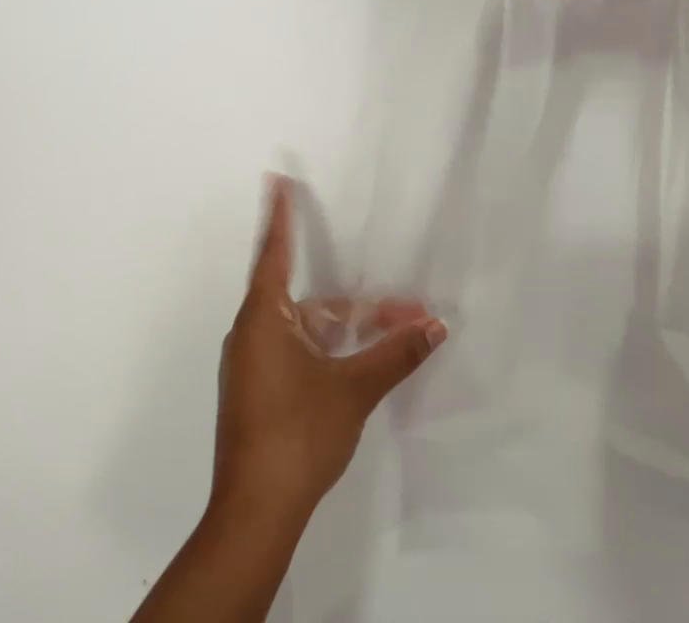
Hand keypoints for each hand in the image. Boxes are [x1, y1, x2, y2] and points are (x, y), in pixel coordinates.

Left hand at [212, 177, 447, 521]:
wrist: (257, 508)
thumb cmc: (299, 434)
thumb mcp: (354, 389)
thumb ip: (395, 354)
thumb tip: (435, 327)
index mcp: (264, 319)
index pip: (275, 254)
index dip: (281, 217)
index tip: (277, 179)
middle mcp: (252, 334)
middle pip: (310, 303)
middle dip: (360, 306)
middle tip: (410, 309)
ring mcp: (252, 366)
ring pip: (308, 333)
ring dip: (350, 334)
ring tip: (398, 340)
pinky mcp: (258, 393)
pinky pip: (298, 355)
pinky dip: (330, 353)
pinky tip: (363, 367)